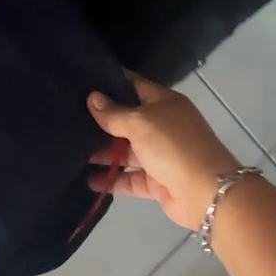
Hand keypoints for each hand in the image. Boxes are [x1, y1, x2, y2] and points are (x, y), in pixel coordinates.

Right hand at [86, 77, 242, 229]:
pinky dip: (112, 179)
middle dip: (102, 121)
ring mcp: (161, 154)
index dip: (110, 85)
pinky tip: (88, 180)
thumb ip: (115, 113)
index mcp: (165, 102)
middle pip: (128, 120)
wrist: (205, 192)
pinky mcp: (157, 181)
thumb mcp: (141, 123)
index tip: (82, 84)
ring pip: (127, 151)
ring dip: (104, 152)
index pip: (134, 86)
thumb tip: (93, 98)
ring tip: (72, 151)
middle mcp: (163, 125)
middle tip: (69, 118)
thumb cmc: (173, 146)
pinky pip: (130, 178)